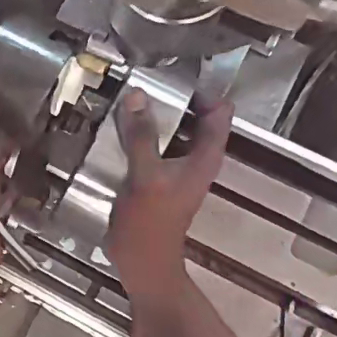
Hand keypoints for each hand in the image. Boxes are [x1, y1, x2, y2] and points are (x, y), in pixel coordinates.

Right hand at [106, 90, 233, 299]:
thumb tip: (138, 95)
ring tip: (128, 93)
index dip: (202, 89)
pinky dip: (140, 132)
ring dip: (153, 114)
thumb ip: (142, 136)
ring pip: (170, 129)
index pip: (218, 110)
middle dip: (172, 96)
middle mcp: (195, 158)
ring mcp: (175, 167)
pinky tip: (117, 124)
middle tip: (144, 76)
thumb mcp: (146, 176)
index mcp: (205, 156)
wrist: (141, 264)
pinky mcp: (155, 176)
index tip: (173, 72)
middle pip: (192, 115)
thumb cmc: (150, 224)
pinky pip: (152, 144)